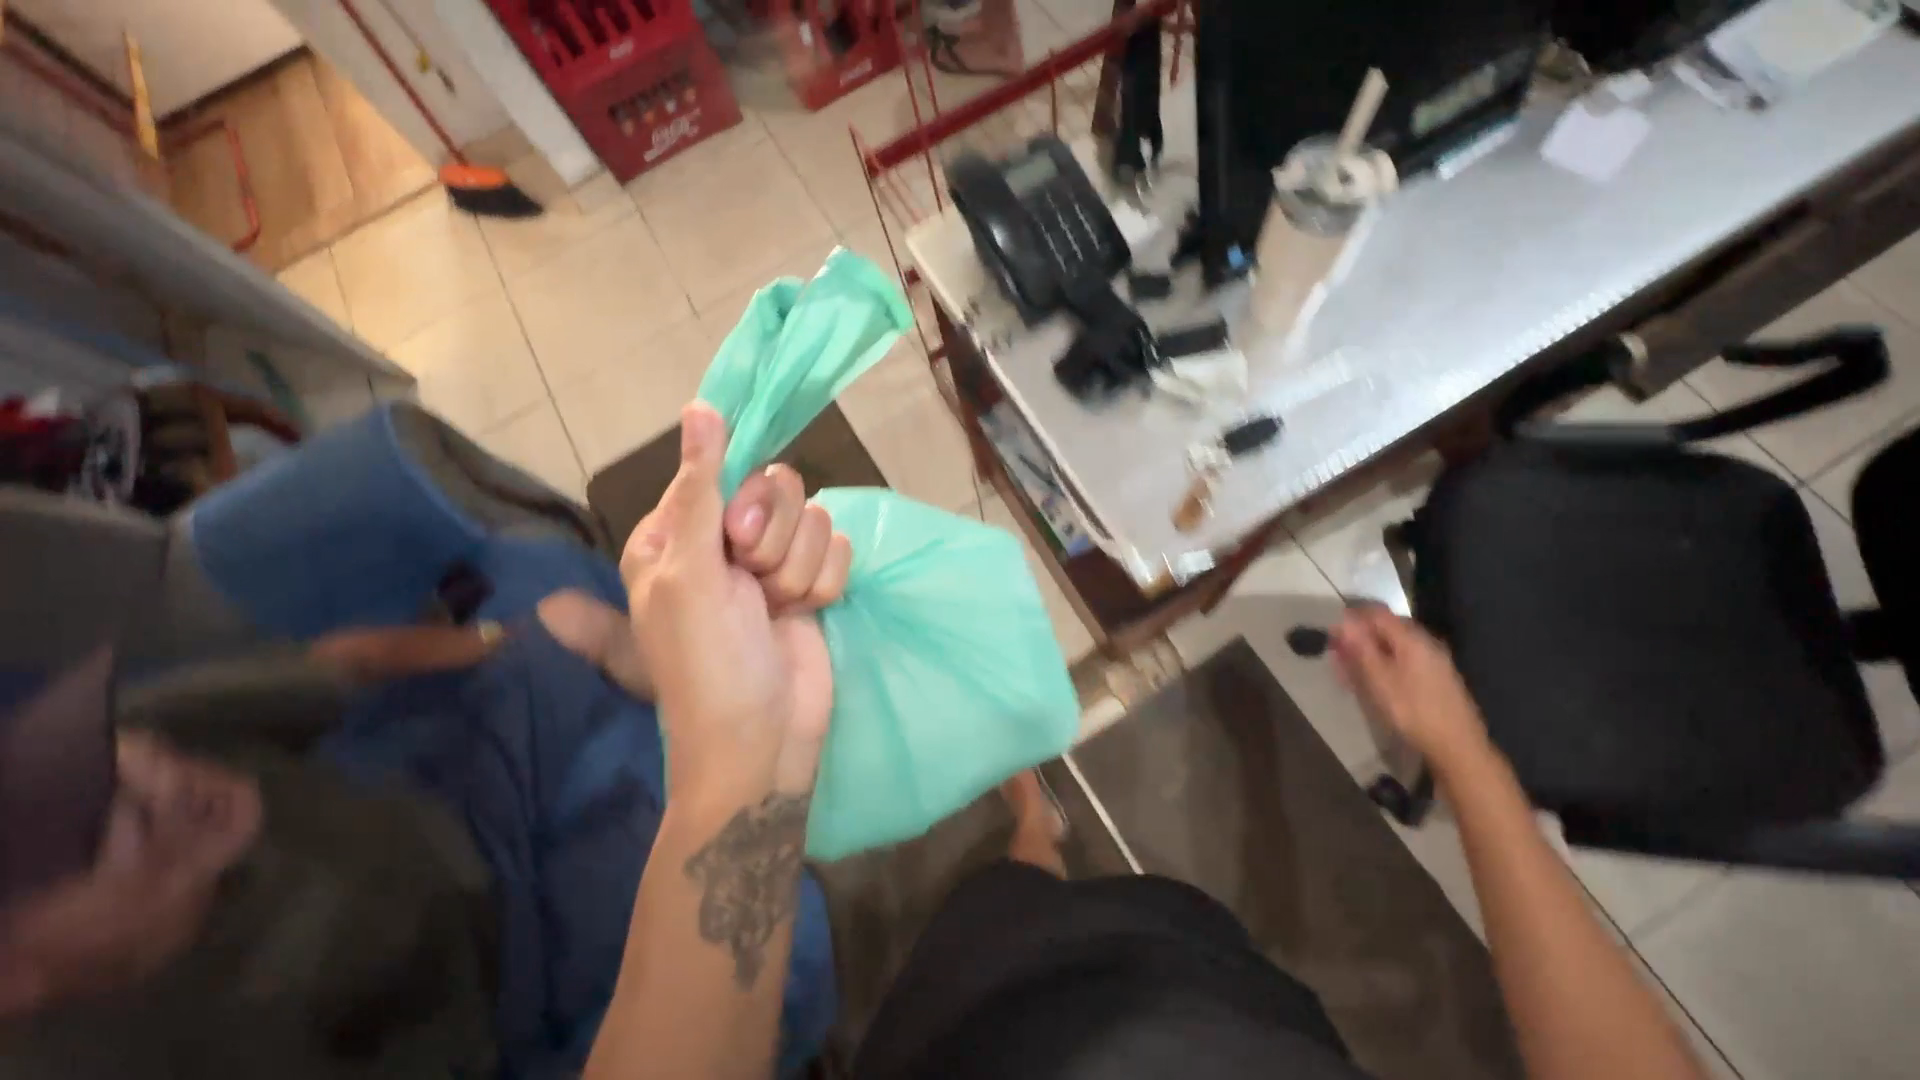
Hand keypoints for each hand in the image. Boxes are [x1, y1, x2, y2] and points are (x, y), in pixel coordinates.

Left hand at [542, 404, 845, 803]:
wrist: (764, 739)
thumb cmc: (710, 661)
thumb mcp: (691, 573)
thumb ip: (701, 489)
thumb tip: (701, 406)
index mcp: (677, 532)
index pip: (723, 470)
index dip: (740, 502)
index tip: (736, 542)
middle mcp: (724, 541)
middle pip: (777, 488)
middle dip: (773, 539)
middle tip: (753, 582)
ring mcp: (770, 564)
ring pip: (812, 518)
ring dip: (799, 569)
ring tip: (777, 609)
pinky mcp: (810, 584)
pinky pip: (836, 548)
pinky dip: (824, 584)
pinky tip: (804, 615)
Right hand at [1330, 606, 1493, 776]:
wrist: (1457, 746)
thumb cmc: (1413, 711)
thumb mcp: (1379, 680)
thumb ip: (1360, 648)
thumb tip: (1342, 621)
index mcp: (1412, 639)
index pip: (1378, 613)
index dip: (1352, 617)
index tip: (1331, 631)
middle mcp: (1426, 643)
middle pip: (1388, 627)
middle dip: (1360, 637)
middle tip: (1337, 655)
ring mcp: (1435, 661)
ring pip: (1395, 646)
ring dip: (1370, 652)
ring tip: (1350, 672)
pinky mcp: (1437, 678)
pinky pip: (1405, 660)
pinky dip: (1385, 663)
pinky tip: (1375, 681)